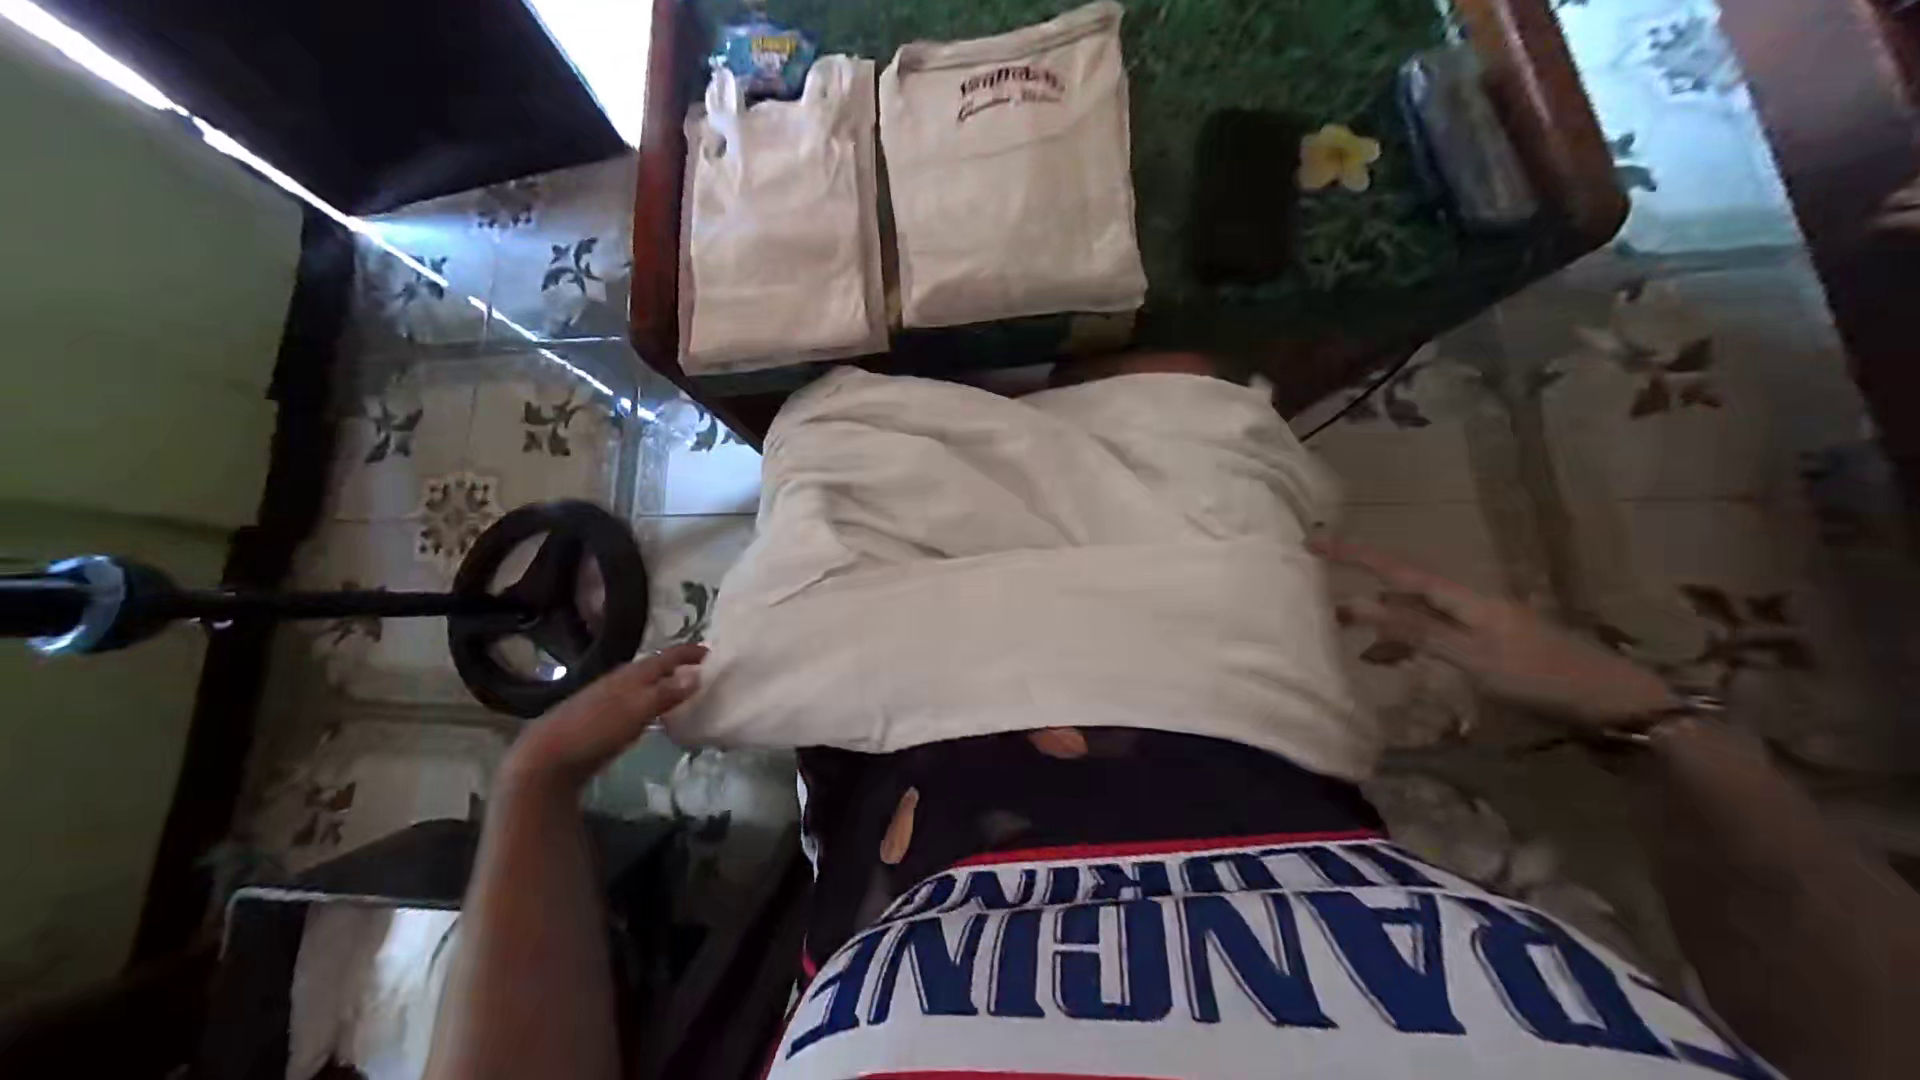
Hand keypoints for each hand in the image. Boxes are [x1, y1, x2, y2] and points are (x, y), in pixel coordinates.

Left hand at [502, 643, 707, 793]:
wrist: (547, 758)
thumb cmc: (595, 730)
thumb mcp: (637, 710)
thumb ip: (668, 692)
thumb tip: (698, 673)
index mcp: (632, 674)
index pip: (667, 656)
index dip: (689, 652)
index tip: (713, 653)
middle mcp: (622, 682)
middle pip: (657, 668)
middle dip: (681, 668)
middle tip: (706, 673)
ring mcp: (611, 701)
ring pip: (647, 687)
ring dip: (668, 687)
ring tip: (690, 694)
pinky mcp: (604, 722)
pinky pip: (639, 705)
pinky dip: (656, 706)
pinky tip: (661, 718)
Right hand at [1313, 538, 1675, 726]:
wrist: (1612, 702)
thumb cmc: (1537, 675)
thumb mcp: (1468, 655)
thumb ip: (1410, 629)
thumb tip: (1353, 603)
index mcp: (1460, 596)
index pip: (1394, 569)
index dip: (1353, 554)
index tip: (1313, 541)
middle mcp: (1463, 601)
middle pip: (1400, 590)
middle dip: (1362, 594)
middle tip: (1323, 604)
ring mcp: (1474, 621)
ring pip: (1413, 615)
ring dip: (1383, 627)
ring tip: (1356, 649)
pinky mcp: (1482, 642)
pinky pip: (1429, 633)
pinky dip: (1405, 643)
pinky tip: (1390, 661)